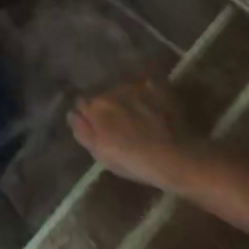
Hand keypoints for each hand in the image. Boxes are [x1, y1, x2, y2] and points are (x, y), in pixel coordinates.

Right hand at [70, 79, 204, 190]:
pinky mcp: (157, 86)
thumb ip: (83, 132)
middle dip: (109, 107)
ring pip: (124, 91)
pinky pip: (146, 85)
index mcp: (96, 108)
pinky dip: (147, 94)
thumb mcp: (102, 155)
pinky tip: (154, 108)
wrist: (176, 158)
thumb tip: (72, 114)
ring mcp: (136, 87)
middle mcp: (112, 92)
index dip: (90, 116)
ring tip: (139, 118)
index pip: (83, 104)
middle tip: (121, 126)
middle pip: (104, 96)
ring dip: (127, 100)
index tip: (99, 128)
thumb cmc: (136, 163)